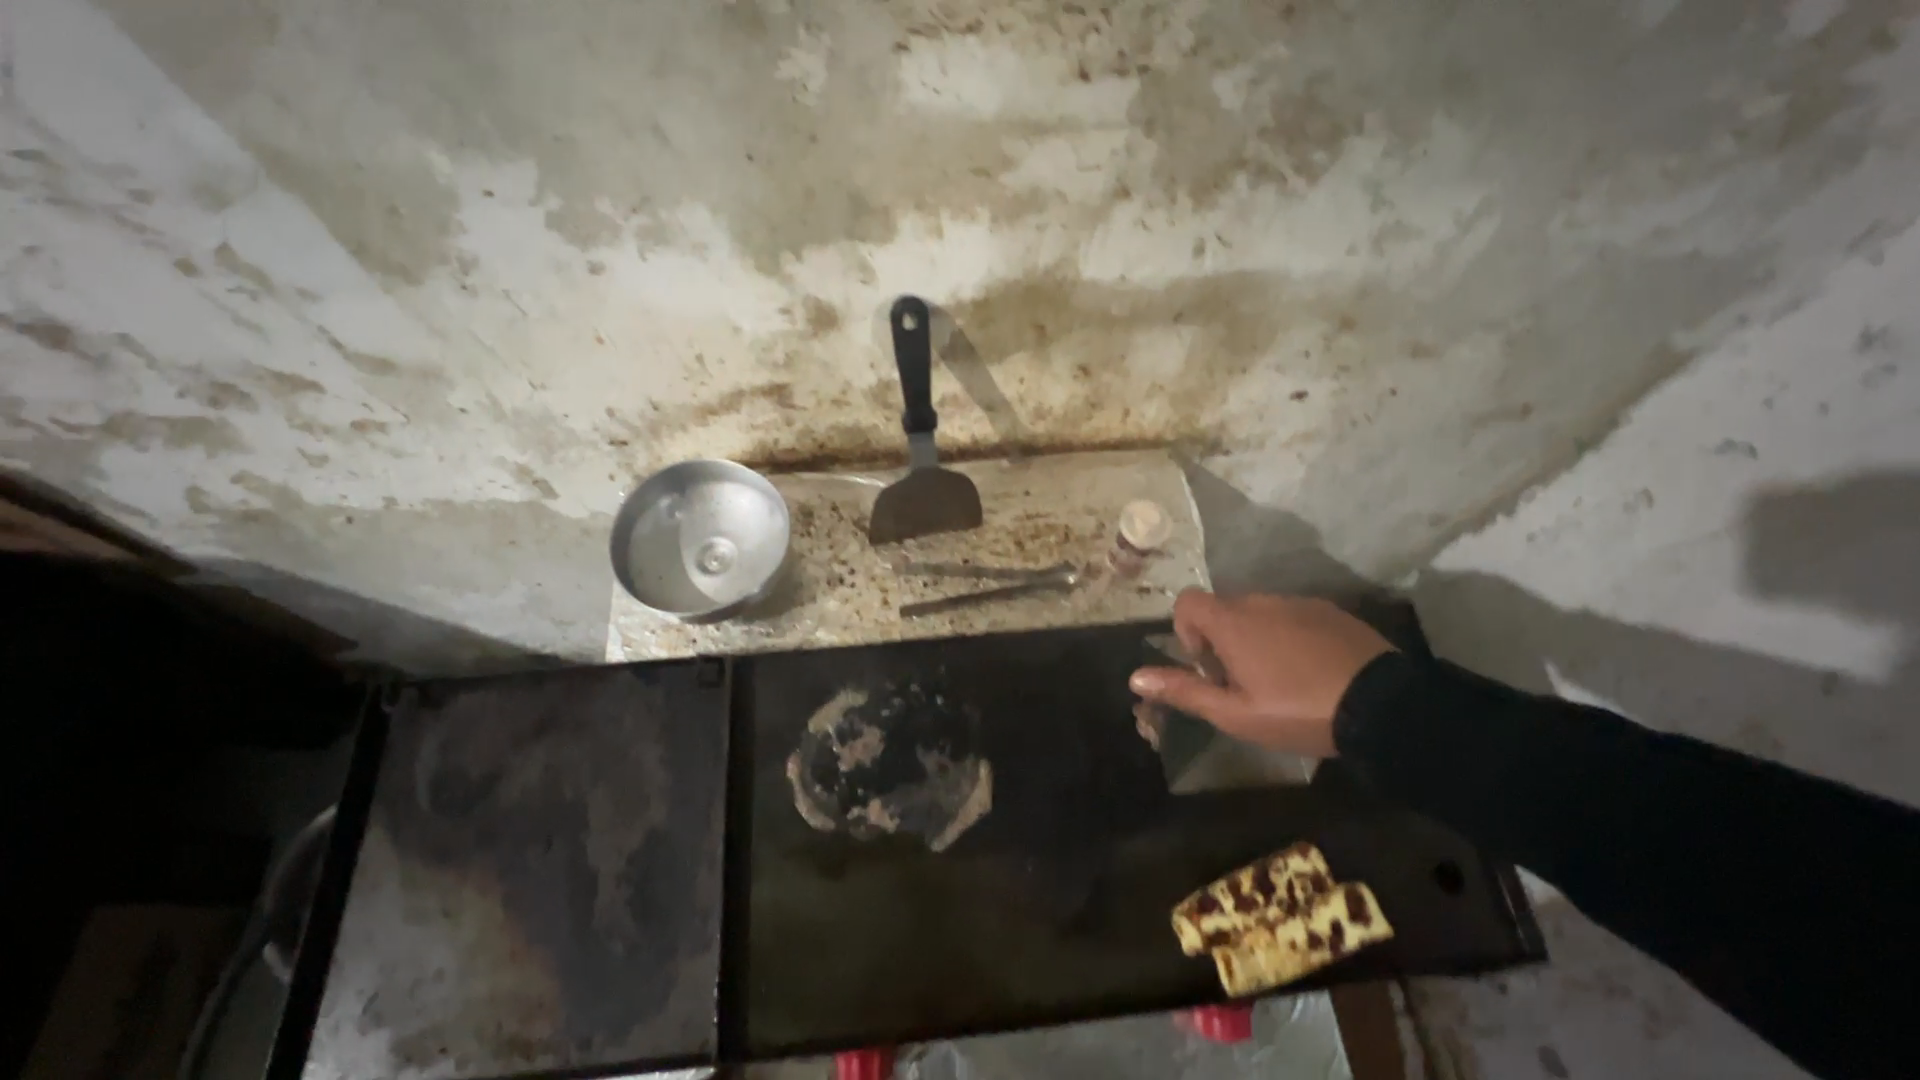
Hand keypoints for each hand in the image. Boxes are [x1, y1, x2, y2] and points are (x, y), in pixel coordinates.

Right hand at [1129, 590, 1394, 757]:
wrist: (1382, 706)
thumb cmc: (1298, 711)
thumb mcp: (1235, 713)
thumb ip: (1184, 691)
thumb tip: (1135, 676)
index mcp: (1233, 623)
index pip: (1187, 602)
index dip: (1186, 631)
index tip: (1207, 666)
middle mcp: (1262, 601)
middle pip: (1224, 608)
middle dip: (1222, 639)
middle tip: (1242, 682)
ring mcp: (1300, 603)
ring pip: (1261, 612)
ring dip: (1257, 637)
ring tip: (1279, 680)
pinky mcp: (1332, 610)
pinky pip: (1294, 616)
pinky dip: (1289, 636)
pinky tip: (1310, 671)